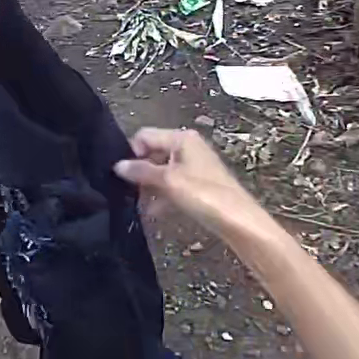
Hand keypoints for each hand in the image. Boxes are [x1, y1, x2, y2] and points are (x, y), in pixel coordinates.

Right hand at [114, 128, 268, 238]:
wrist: (240, 223)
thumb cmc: (204, 195)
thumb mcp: (168, 181)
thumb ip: (141, 171)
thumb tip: (118, 165)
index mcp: (182, 138)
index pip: (145, 136)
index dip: (131, 152)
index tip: (123, 174)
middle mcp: (188, 147)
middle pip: (153, 152)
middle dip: (140, 171)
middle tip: (126, 190)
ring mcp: (195, 166)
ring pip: (162, 171)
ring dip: (149, 186)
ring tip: (136, 204)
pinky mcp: (199, 185)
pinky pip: (173, 185)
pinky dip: (162, 195)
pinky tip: (153, 212)